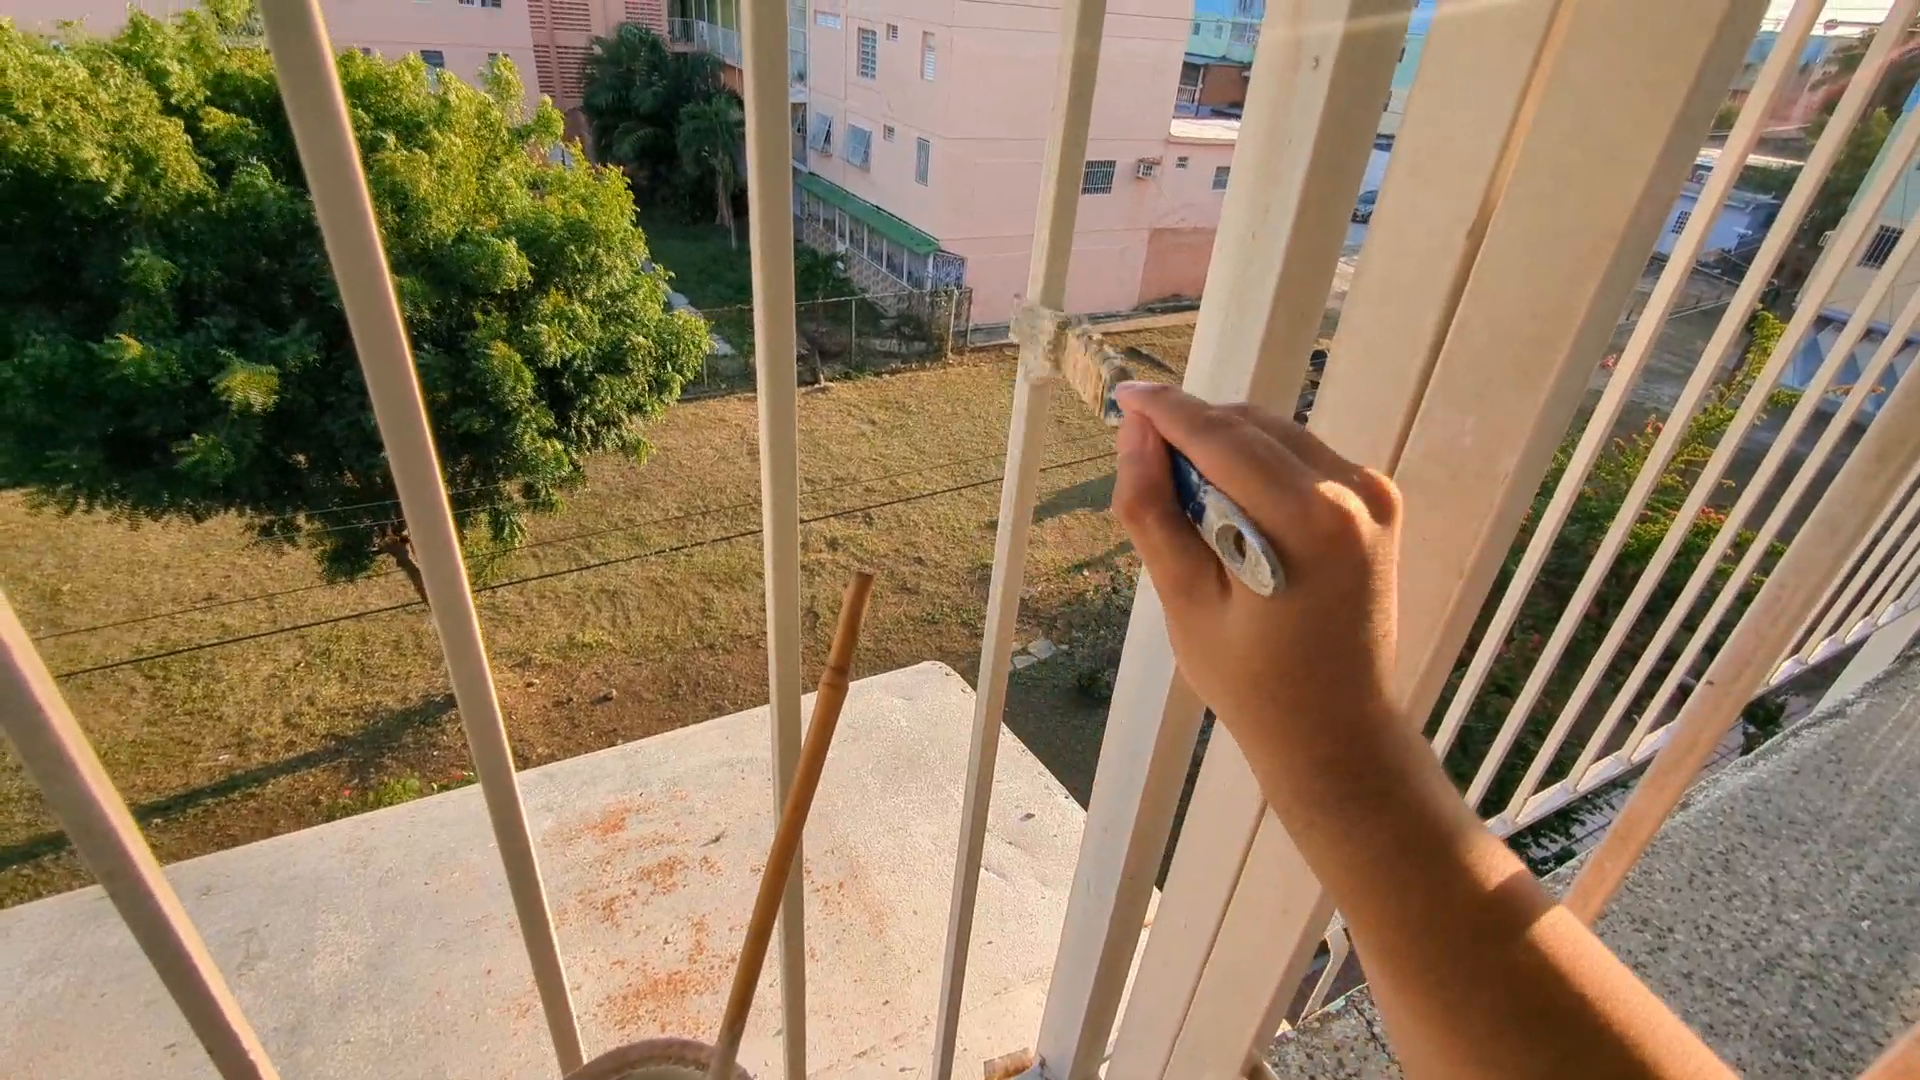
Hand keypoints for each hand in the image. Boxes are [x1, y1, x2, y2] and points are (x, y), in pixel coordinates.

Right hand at [1110, 381, 1401, 753]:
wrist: (1337, 731)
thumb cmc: (1250, 681)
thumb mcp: (1183, 599)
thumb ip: (1153, 510)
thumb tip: (1134, 433)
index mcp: (1308, 517)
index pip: (1221, 436)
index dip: (1165, 410)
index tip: (1121, 394)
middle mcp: (1353, 489)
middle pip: (1249, 427)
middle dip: (1189, 429)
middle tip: (1141, 460)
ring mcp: (1373, 492)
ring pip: (1275, 435)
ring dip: (1220, 445)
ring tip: (1180, 488)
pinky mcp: (1377, 503)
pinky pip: (1299, 457)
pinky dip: (1253, 463)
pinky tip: (1227, 502)